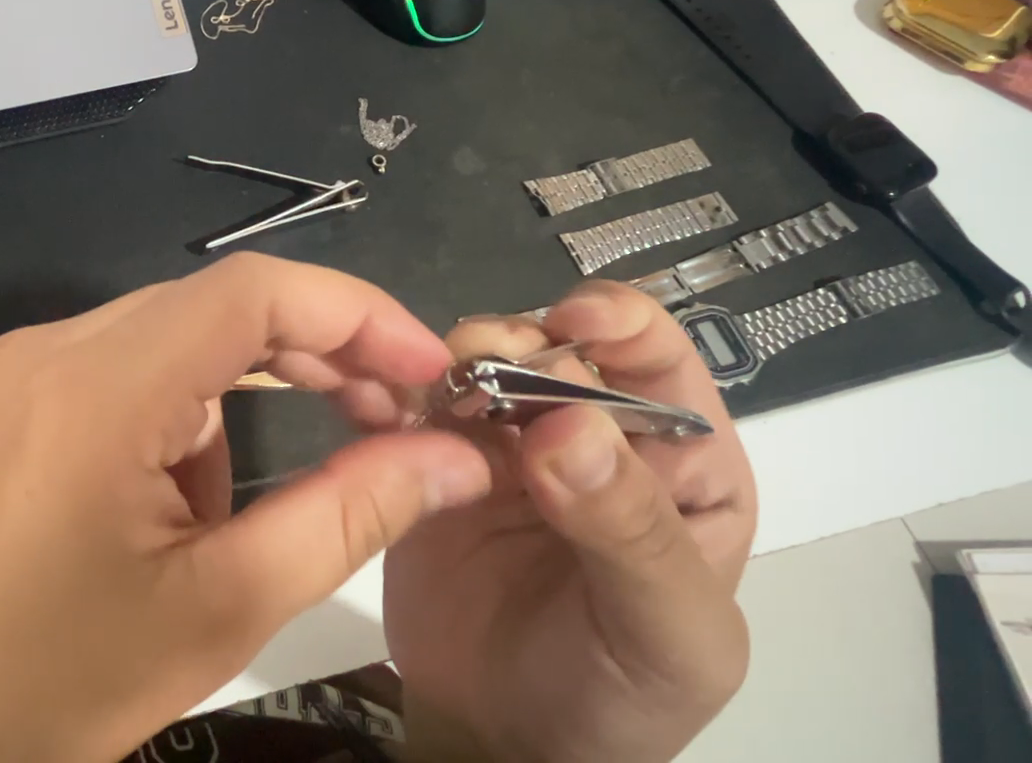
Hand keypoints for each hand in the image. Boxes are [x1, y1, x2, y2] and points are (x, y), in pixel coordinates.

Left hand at [0, 253, 492, 762]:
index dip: (356, 313)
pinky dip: (186, 414)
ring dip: (246, 394)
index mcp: (100, 386)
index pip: (251, 291)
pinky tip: (181, 501)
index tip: (432, 371)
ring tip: (263, 498)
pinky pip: (131, 367)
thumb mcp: (223, 605)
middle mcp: (57, 344)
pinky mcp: (22, 389)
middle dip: (316, 351)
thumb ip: (350, 516)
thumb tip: (454, 457)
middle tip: (396, 419)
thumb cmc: (59, 676)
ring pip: (177, 336)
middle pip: (216, 304)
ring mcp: (30, 362)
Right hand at [382, 283, 757, 762]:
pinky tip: (373, 402)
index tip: (570, 323)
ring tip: (418, 401)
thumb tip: (568, 424)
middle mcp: (585, 432)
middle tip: (472, 378)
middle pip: (550, 347)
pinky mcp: (428, 455)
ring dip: (446, 363)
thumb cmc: (611, 691)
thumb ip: (632, 532)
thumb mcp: (664, 631)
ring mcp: (500, 441)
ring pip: (473, 364)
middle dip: (514, 345)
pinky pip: (408, 403)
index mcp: (673, 459)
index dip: (619, 323)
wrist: (496, 734)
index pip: (655, 359)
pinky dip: (388, 388)